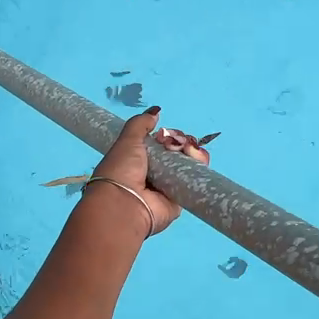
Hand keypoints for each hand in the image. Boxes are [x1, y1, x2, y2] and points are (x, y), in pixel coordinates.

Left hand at [90, 107, 210, 236]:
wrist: (123, 206)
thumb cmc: (120, 172)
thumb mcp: (126, 142)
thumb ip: (139, 125)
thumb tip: (155, 112)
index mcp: (135, 164)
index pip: (158, 146)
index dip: (165, 136)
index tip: (164, 134)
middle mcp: (150, 177)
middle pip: (175, 153)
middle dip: (180, 142)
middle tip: (176, 142)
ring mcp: (165, 189)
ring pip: (187, 164)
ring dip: (191, 151)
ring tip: (186, 148)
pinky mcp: (178, 200)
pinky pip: (194, 179)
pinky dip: (198, 165)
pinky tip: (195, 156)